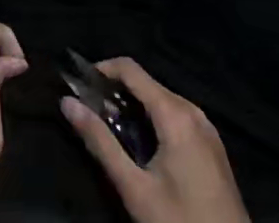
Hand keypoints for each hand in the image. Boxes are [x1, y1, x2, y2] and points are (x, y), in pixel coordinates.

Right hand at [61, 57, 250, 222]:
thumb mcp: (134, 187)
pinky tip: (139, 145)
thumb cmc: (180, 221)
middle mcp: (192, 109)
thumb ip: (100, 143)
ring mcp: (205, 126)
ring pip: (160, 99)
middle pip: (146, 84)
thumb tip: (67, 103)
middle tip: (89, 114)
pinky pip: (176, 116)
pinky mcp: (210, 143)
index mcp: (175, 113)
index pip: (131, 69)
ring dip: (132, 107)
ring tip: (109, 130)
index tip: (78, 85)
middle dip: (115, 92)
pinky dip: (152, 119)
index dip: (102, 70)